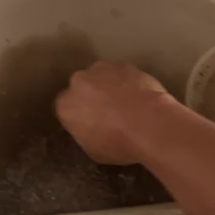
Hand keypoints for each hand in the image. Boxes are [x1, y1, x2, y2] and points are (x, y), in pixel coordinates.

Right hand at [54, 61, 181, 165]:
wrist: (148, 123)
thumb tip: (91, 127)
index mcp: (66, 105)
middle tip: (108, 111)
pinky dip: (128, 81)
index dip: (79, 114)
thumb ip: (85, 132)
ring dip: (109, 85)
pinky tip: (140, 95)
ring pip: (101, 75)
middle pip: (82, 86)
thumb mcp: (93, 150)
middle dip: (92, 95)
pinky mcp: (123, 64)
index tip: (90, 123)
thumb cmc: (118, 143)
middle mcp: (79, 82)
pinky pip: (122, 73)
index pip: (66, 107)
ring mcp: (102, 69)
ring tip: (126, 102)